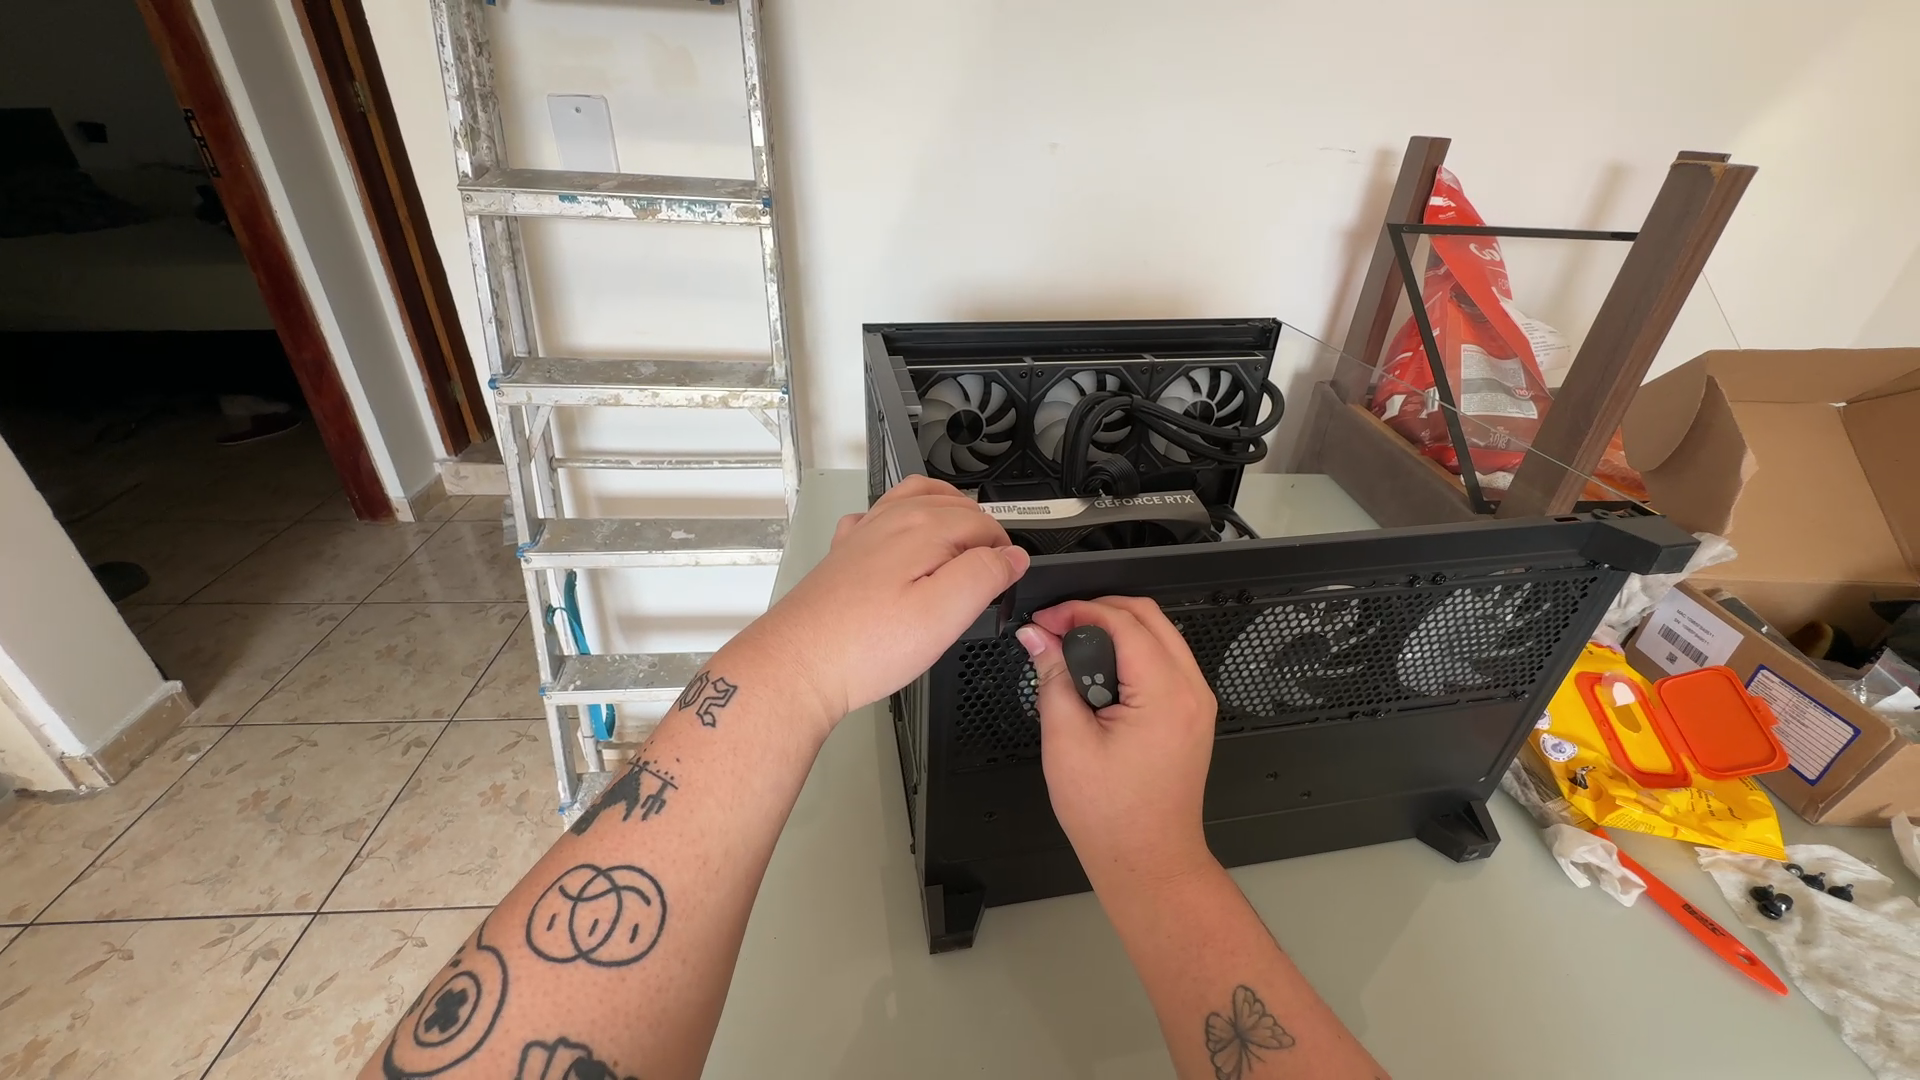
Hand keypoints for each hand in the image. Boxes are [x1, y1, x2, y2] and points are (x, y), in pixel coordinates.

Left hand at [746, 475, 1029, 732]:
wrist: (799, 664)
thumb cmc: (864, 646)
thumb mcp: (944, 615)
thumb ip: (984, 576)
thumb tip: (1012, 556)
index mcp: (922, 528)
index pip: (984, 523)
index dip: (1004, 551)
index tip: (1007, 579)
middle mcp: (891, 520)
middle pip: (953, 505)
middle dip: (980, 529)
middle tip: (991, 569)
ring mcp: (865, 533)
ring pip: (916, 499)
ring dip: (946, 511)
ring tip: (962, 537)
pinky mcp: (846, 552)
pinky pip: (879, 516)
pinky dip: (903, 518)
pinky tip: (905, 542)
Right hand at [1018, 597, 1217, 887]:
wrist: (1148, 861)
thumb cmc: (1111, 816)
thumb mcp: (1066, 741)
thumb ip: (1052, 677)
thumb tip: (1037, 638)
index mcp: (1166, 694)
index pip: (1123, 622)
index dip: (1078, 611)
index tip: (1045, 621)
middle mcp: (1191, 691)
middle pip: (1148, 615)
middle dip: (1097, 610)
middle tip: (1056, 626)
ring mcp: (1196, 702)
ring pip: (1158, 634)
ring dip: (1114, 627)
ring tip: (1071, 645)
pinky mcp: (1190, 713)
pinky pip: (1164, 659)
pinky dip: (1130, 650)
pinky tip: (1096, 669)